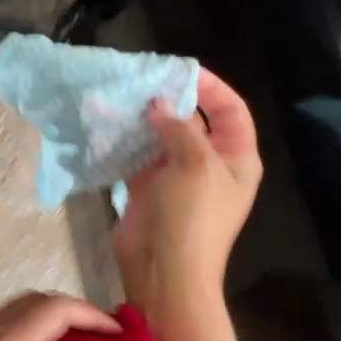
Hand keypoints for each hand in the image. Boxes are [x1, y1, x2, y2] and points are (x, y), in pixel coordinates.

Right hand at [113, 68, 262, 296]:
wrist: (164, 270)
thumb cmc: (192, 218)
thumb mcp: (196, 167)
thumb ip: (180, 129)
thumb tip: (159, 104)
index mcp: (236, 158)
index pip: (231, 110)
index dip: (210, 87)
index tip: (177, 70)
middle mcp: (209, 163)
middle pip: (193, 120)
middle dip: (168, 100)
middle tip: (138, 82)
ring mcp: (176, 176)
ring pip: (160, 136)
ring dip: (141, 120)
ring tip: (116, 99)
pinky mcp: (146, 188)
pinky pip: (136, 156)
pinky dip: (122, 141)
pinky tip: (104, 127)